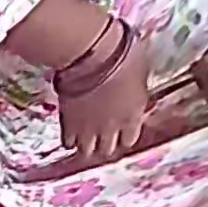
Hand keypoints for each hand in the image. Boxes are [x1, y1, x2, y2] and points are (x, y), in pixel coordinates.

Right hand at [19, 27, 153, 182]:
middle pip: (107, 151)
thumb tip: (131, 94)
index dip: (124, 135)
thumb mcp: (139, 74)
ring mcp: (88, 131)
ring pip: (86, 151)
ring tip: (85, 136)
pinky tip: (72, 131)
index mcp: (132, 116)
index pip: (129, 139)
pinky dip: (71, 139)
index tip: (121, 129)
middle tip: (102, 135)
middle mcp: (110, 129)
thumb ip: (134, 93)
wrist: (91, 56)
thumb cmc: (121, 55)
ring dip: (87, 144)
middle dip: (105, 144)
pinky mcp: (68, 127)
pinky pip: (68, 143)